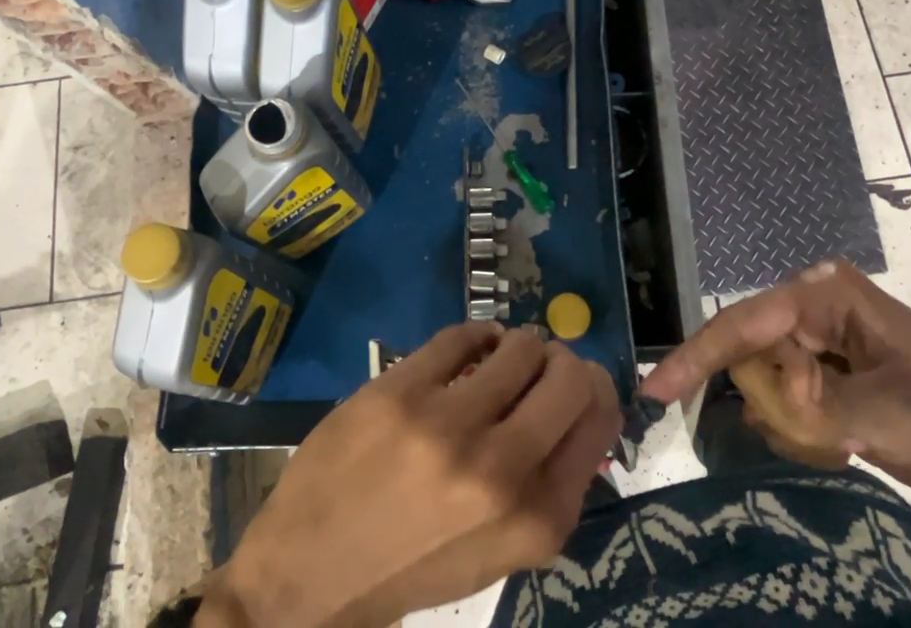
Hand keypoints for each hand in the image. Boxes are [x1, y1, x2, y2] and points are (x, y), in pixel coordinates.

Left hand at [203, 323, 622, 627]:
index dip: (594, 391)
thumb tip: (581, 408)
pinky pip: (462, 334)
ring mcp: (447, 426)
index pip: (599, 420)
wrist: (311, 576)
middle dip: (561, 364)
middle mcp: (502, 470)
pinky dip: (476, 334)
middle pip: (570, 376)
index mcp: (538, 519)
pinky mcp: (398, 393)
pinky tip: (468, 348)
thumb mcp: (502, 551)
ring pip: (520, 346)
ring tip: (498, 359)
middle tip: (538, 369)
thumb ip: (550, 486)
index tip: (575, 384)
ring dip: (518, 346)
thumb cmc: (414, 566)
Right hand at [640, 259, 910, 492]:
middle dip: (773, 405)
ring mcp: (807, 338)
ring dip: (790, 425)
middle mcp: (808, 306)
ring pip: (756, 384)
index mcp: (827, 295)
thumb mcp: (894, 418)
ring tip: (845, 444)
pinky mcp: (809, 368)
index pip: (746, 321)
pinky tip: (841, 443)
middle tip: (828, 439)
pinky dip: (797, 432)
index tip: (655, 391)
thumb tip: (764, 407)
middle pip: (745, 353)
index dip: (698, 355)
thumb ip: (822, 408)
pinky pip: (772, 401)